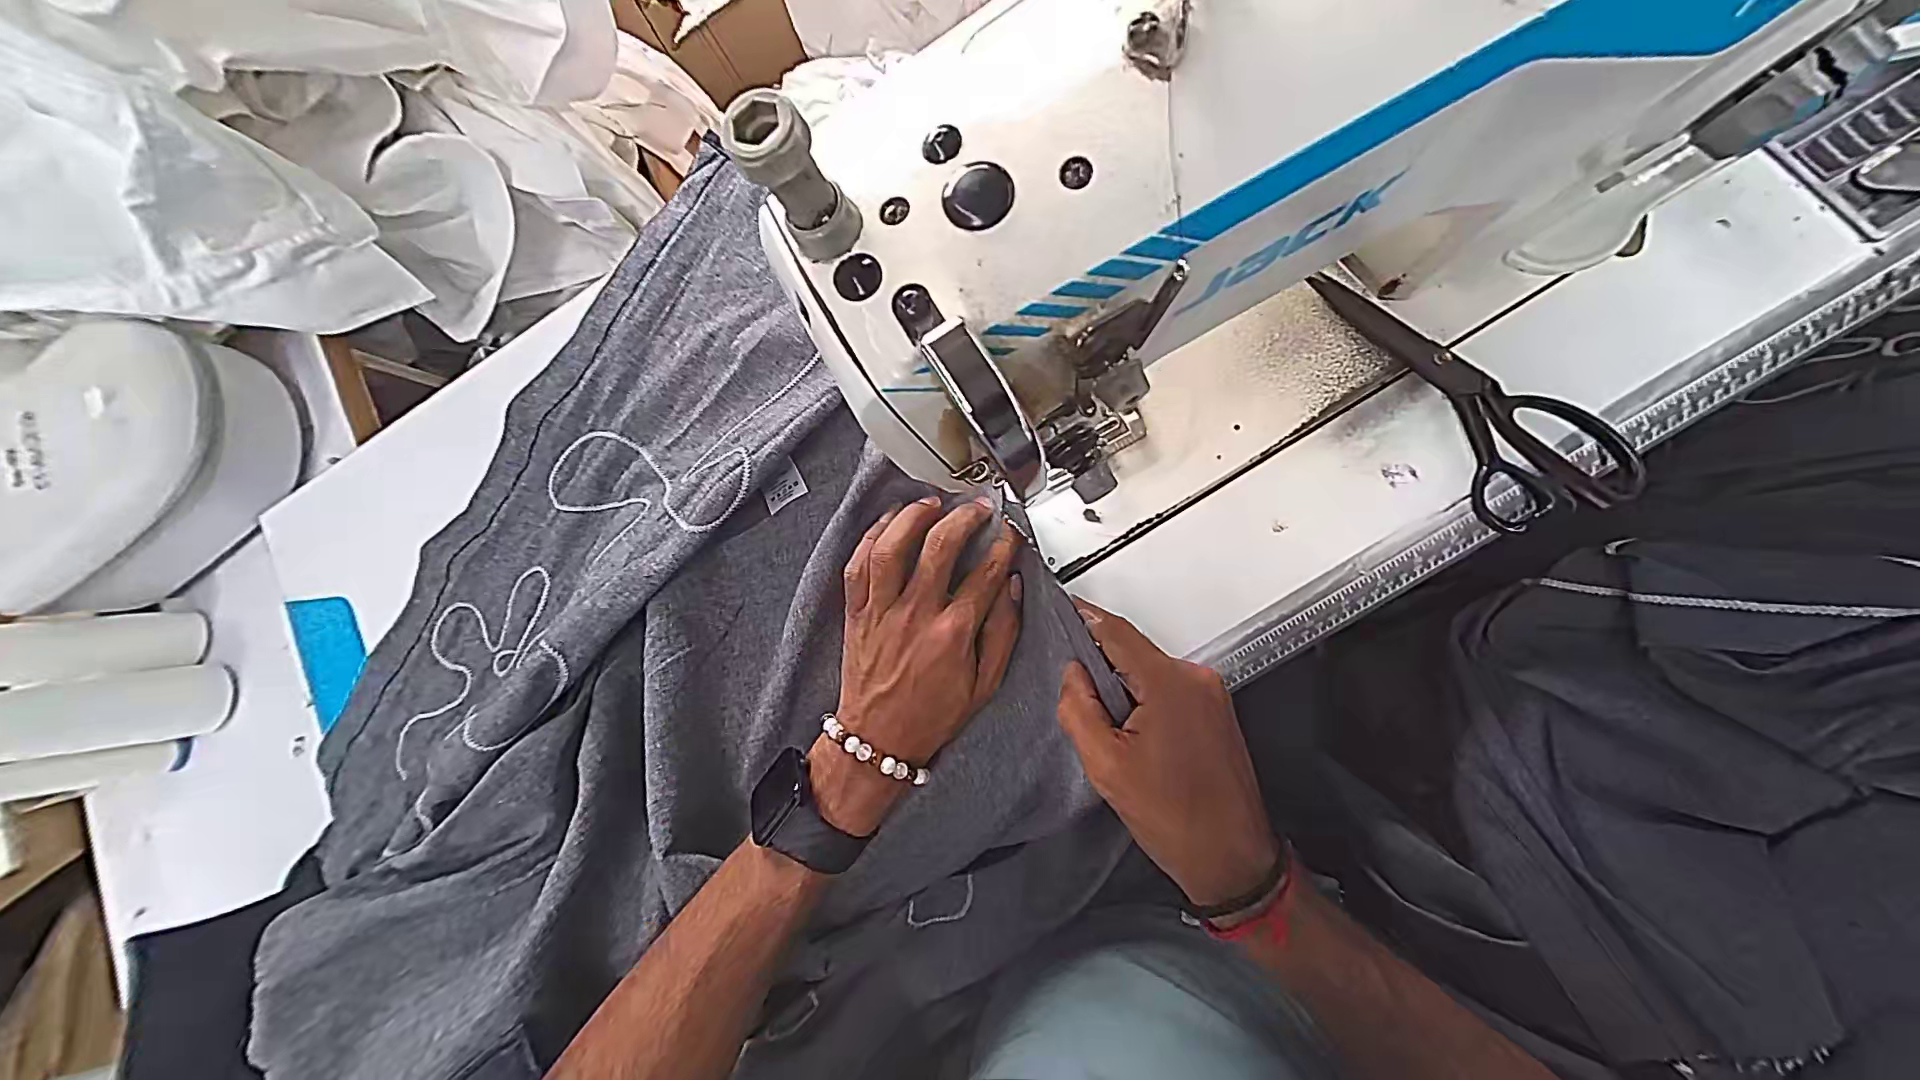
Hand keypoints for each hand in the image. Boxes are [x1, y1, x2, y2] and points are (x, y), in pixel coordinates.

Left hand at [810, 496, 1022, 835]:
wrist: (878, 739)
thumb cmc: (930, 715)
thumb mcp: (985, 685)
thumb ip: (1003, 633)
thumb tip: (1012, 589)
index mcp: (953, 634)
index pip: (986, 573)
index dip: (1003, 545)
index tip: (1010, 533)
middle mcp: (915, 616)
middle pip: (940, 547)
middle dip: (964, 518)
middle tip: (977, 510)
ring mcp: (882, 611)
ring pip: (892, 548)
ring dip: (913, 517)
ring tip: (931, 503)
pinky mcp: (857, 613)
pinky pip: (858, 565)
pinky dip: (872, 537)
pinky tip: (889, 523)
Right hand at [1056, 600, 1279, 908]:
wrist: (1230, 857)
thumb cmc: (1179, 819)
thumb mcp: (1105, 764)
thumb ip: (1078, 708)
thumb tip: (1073, 675)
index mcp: (1168, 684)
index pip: (1116, 632)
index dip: (1086, 617)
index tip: (1067, 607)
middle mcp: (1196, 680)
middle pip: (1132, 652)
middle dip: (1102, 670)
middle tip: (1085, 706)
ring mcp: (1210, 694)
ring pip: (1150, 672)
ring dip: (1125, 690)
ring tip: (1120, 738)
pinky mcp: (1215, 710)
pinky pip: (1169, 688)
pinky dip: (1146, 701)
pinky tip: (1141, 741)